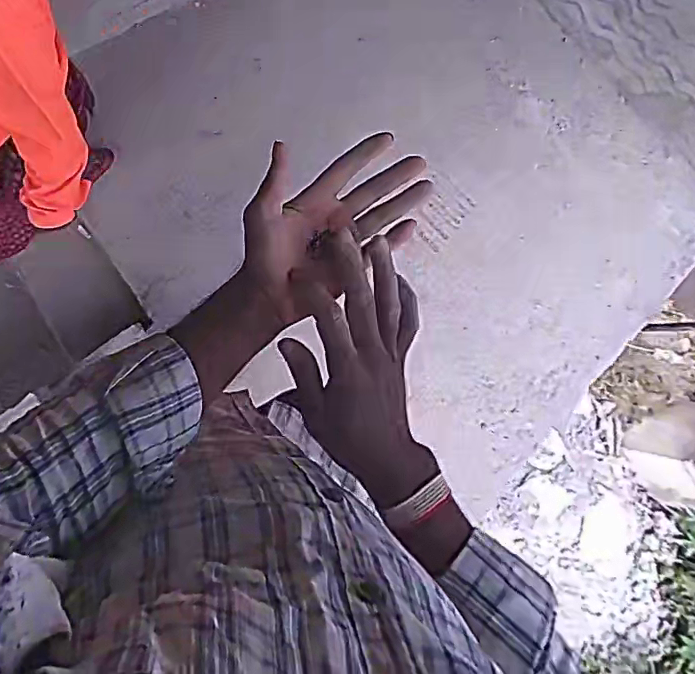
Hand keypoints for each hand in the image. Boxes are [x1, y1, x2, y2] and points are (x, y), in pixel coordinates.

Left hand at [241, 134, 432, 326]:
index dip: (365, 155)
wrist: (265, 296)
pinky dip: (395, 239)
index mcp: (315, 203)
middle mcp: (334, 219)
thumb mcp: (262, 213)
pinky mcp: (352, 267)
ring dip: (403, 202)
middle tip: (419, 163)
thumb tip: (280, 146)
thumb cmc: (259, 255)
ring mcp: (346, 243)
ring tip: (426, 187)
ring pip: (381, 217)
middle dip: (396, 177)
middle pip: (372, 192)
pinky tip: (411, 226)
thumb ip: (275, 181)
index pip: (345, 171)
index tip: (388, 140)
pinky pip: (378, 251)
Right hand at [279, 227, 437, 507]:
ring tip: (378, 240)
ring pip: (390, 304)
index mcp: (348, 368)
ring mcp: (392, 352)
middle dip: (352, 264)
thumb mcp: (314, 414)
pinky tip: (400, 278)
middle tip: (342, 234)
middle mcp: (374, 354)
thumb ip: (303, 374)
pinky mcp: (402, 355)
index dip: (314, 295)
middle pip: (363, 301)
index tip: (299, 276)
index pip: (331, 321)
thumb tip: (286, 341)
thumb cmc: (348, 440)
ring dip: (384, 270)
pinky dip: (406, 298)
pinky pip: (408, 322)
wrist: (390, 461)